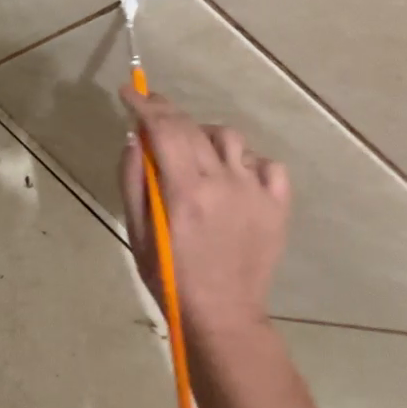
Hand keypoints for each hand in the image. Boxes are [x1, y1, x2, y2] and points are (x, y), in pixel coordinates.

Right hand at [119, 92, 290, 334]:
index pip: (162, 128)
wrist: (223, 315)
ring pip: (230, 138)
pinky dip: (246, 161)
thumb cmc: (169, 274)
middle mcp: (222, 182)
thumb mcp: (137, 229)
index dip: (143, 104)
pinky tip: (232, 174)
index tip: (128, 92)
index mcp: (184, 189)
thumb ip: (132, 179)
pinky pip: (267, 165)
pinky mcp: (277, 206)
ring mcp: (255, 192)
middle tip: (150, 111)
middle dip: (166, 111)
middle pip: (192, 126)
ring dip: (204, 135)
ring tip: (193, 150)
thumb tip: (134, 138)